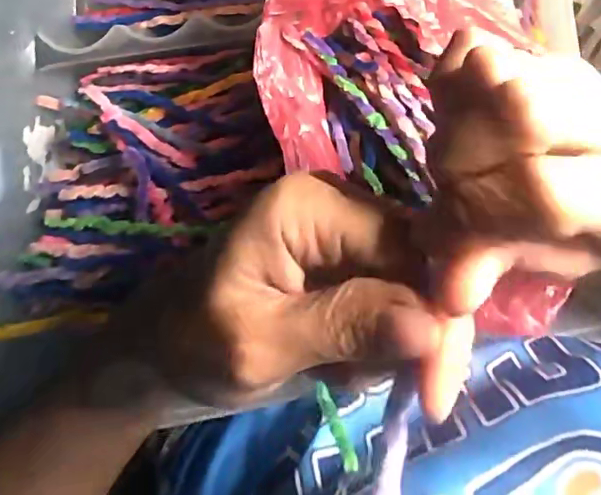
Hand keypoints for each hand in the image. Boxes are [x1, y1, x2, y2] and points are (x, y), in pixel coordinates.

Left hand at [126, 172, 464, 411]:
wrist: (160, 353)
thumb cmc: (195, 343)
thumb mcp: (263, 344)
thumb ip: (345, 327)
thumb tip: (432, 324)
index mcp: (312, 203)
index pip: (405, 243)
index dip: (438, 308)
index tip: (439, 386)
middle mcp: (337, 202)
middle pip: (418, 259)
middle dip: (424, 331)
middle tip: (418, 399)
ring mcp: (344, 230)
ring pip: (412, 281)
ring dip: (399, 341)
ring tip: (347, 376)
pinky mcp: (345, 259)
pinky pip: (392, 295)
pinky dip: (383, 340)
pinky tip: (345, 365)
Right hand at [423, 28, 600, 304]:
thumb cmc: (588, 230)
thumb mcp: (554, 261)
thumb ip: (500, 264)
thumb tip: (448, 292)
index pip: (545, 189)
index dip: (484, 208)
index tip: (454, 226)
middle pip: (522, 113)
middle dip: (463, 154)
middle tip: (448, 182)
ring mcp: (584, 74)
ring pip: (496, 71)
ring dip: (454, 120)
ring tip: (456, 151)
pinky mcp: (546, 48)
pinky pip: (477, 45)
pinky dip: (453, 81)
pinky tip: (458, 112)